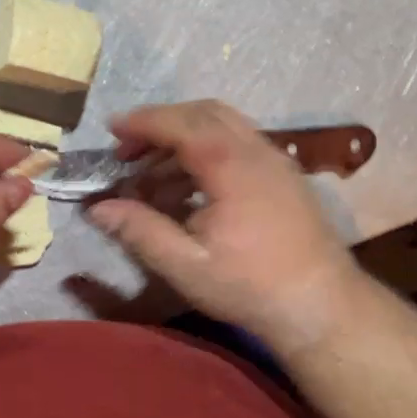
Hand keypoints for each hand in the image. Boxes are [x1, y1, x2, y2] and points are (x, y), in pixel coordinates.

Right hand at [88, 101, 361, 351]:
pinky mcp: (285, 177)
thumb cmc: (248, 286)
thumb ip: (140, 230)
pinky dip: (207, 151)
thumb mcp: (184, 264)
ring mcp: (277, 161)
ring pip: (225, 127)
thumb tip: (97, 209)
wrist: (319, 303)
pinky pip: (240, 145)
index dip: (143, 122)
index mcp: (231, 166)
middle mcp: (257, 151)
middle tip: (126, 151)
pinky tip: (188, 188)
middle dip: (161, 124)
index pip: (181, 124)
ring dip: (183, 139)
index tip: (111, 128)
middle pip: (204, 114)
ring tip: (150, 175)